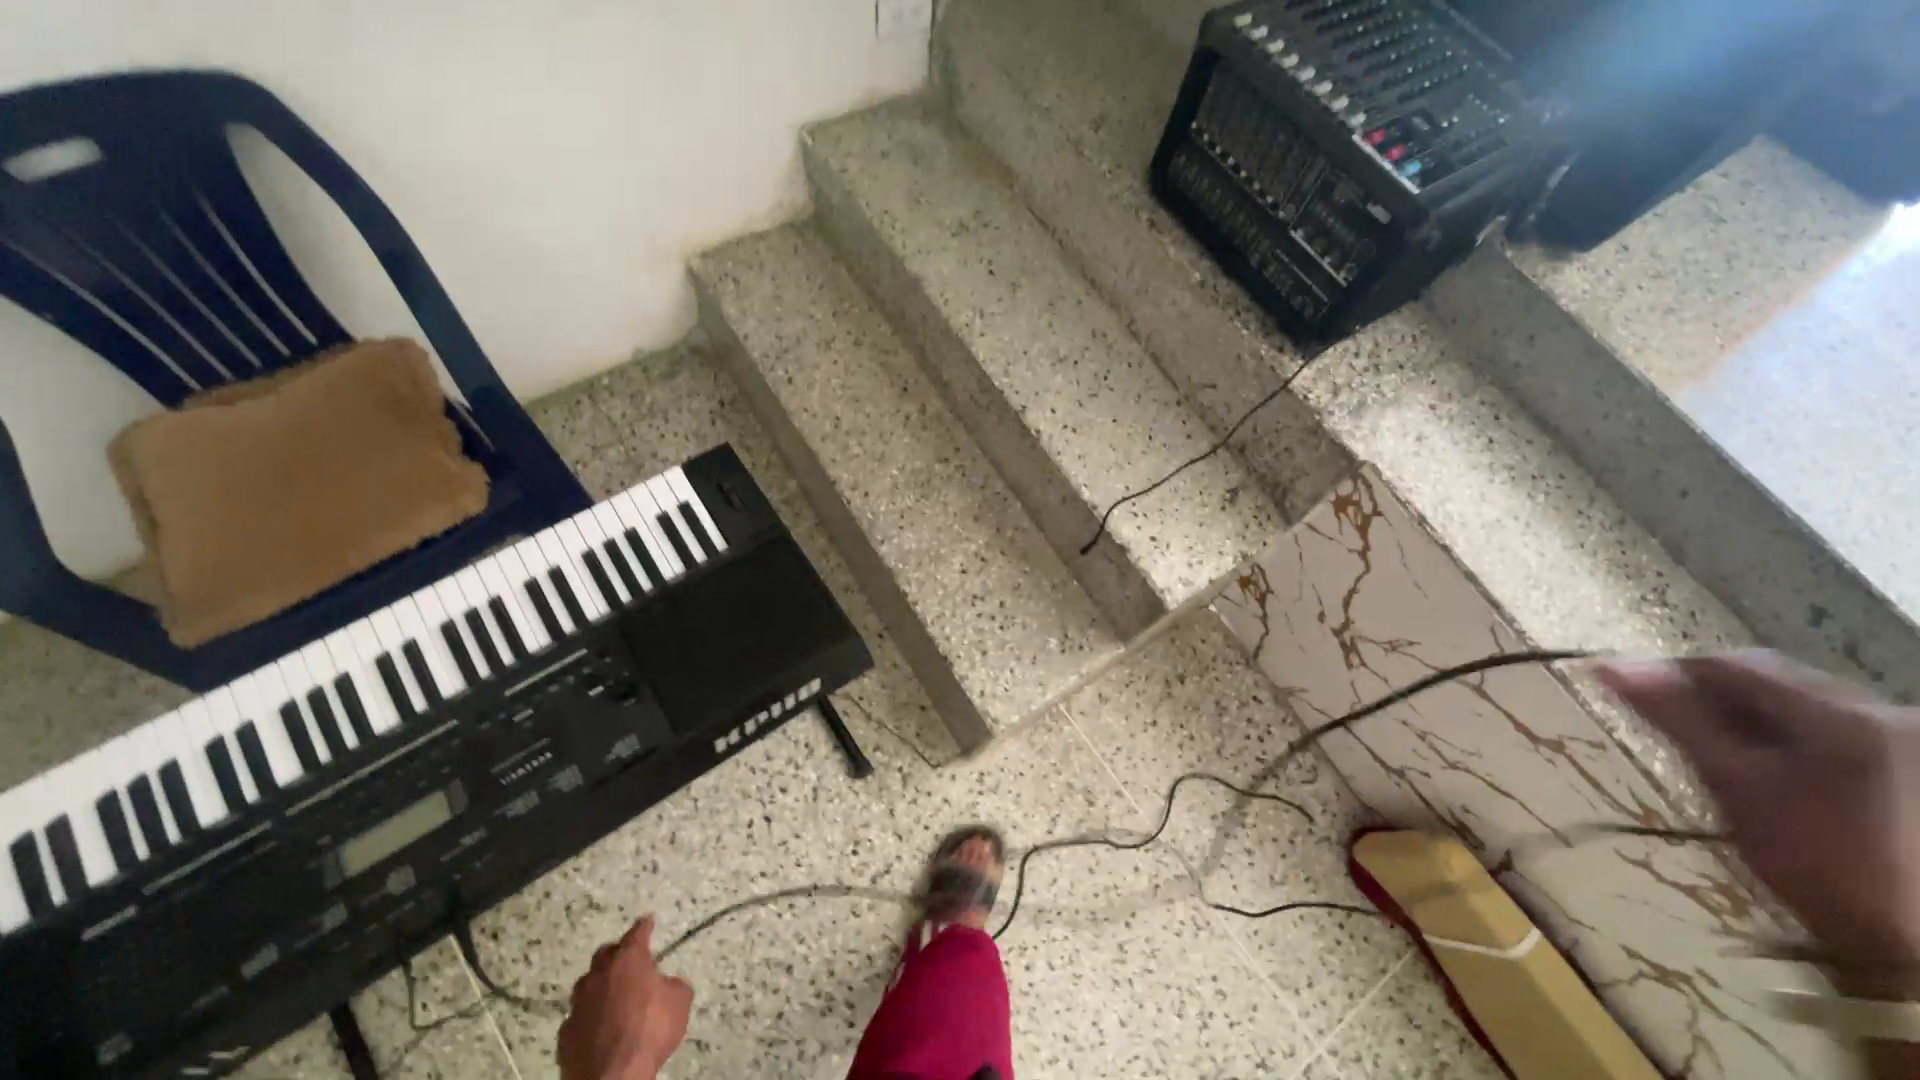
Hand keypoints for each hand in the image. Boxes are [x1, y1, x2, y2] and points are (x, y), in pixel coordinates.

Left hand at [557, 916, 693, 1079]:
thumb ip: (673, 986)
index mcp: (628, 961)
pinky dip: (590, 1014)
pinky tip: (599, 1024)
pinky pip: (579, 1015)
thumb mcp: (680, 1002)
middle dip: (617, 952)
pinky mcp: (566, 1032)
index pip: (637, 934)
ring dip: (600, 983)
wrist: (612, 1075)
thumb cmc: (651, 1030)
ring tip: (612, 992)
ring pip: (587, 984)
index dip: (644, 926)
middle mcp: (599, 976)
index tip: (648, 919)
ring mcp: (578, 1004)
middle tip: (628, 957)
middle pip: (605, 954)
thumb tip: (666, 985)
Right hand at [1596, 651, 1919, 973]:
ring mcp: (1904, 732)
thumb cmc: (1809, 865)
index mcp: (1837, 713)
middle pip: (1771, 678)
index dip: (1673, 675)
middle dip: (1718, 700)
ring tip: (1730, 759)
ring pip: (1799, 699)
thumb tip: (1607, 666)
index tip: (1635, 699)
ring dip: (1754, 717)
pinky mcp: (1910, 754)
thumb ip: (1674, 718)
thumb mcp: (1731, 785)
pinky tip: (1780, 772)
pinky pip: (1831, 721)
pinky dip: (1791, 734)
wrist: (1902, 940)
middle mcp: (1883, 707)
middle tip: (1679, 735)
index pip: (1729, 665)